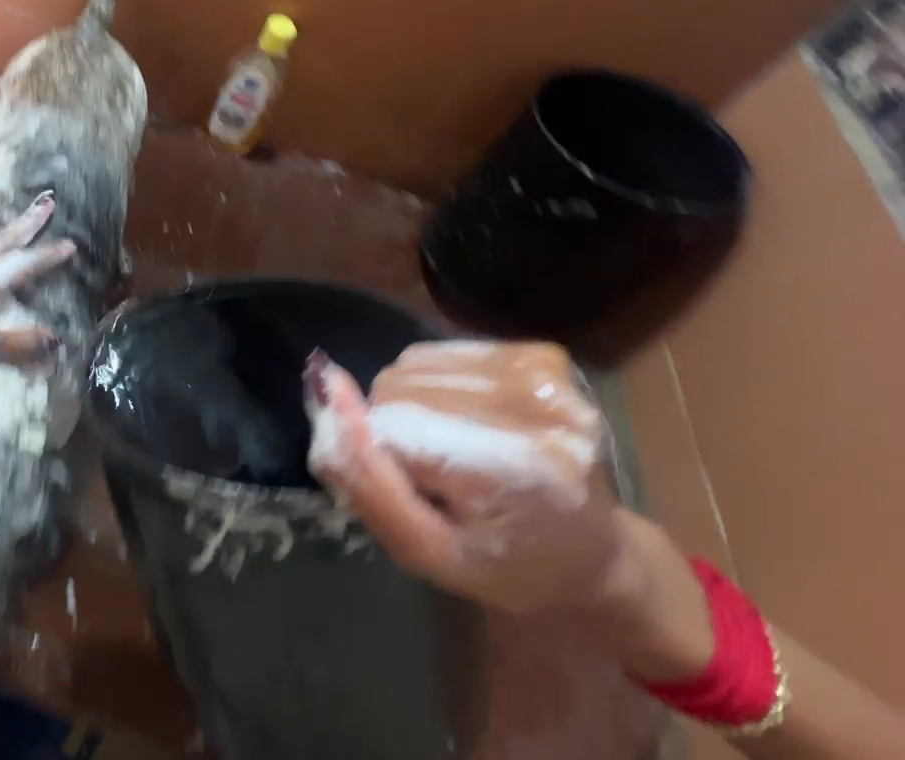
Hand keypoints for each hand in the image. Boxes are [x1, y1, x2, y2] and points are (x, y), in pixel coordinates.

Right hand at [305, 341, 619, 613]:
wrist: (595, 556)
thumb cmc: (503, 564)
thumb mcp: (422, 550)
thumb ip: (363, 474)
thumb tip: (323, 384)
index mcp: (514, 465)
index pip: (386, 427)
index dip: (383, 461)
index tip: (422, 499)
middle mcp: (537, 405)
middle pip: (396, 387)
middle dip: (397, 430)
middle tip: (439, 478)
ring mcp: (546, 373)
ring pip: (409, 366)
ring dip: (412, 406)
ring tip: (454, 449)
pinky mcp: (542, 353)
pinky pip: (436, 354)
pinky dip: (434, 386)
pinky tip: (467, 421)